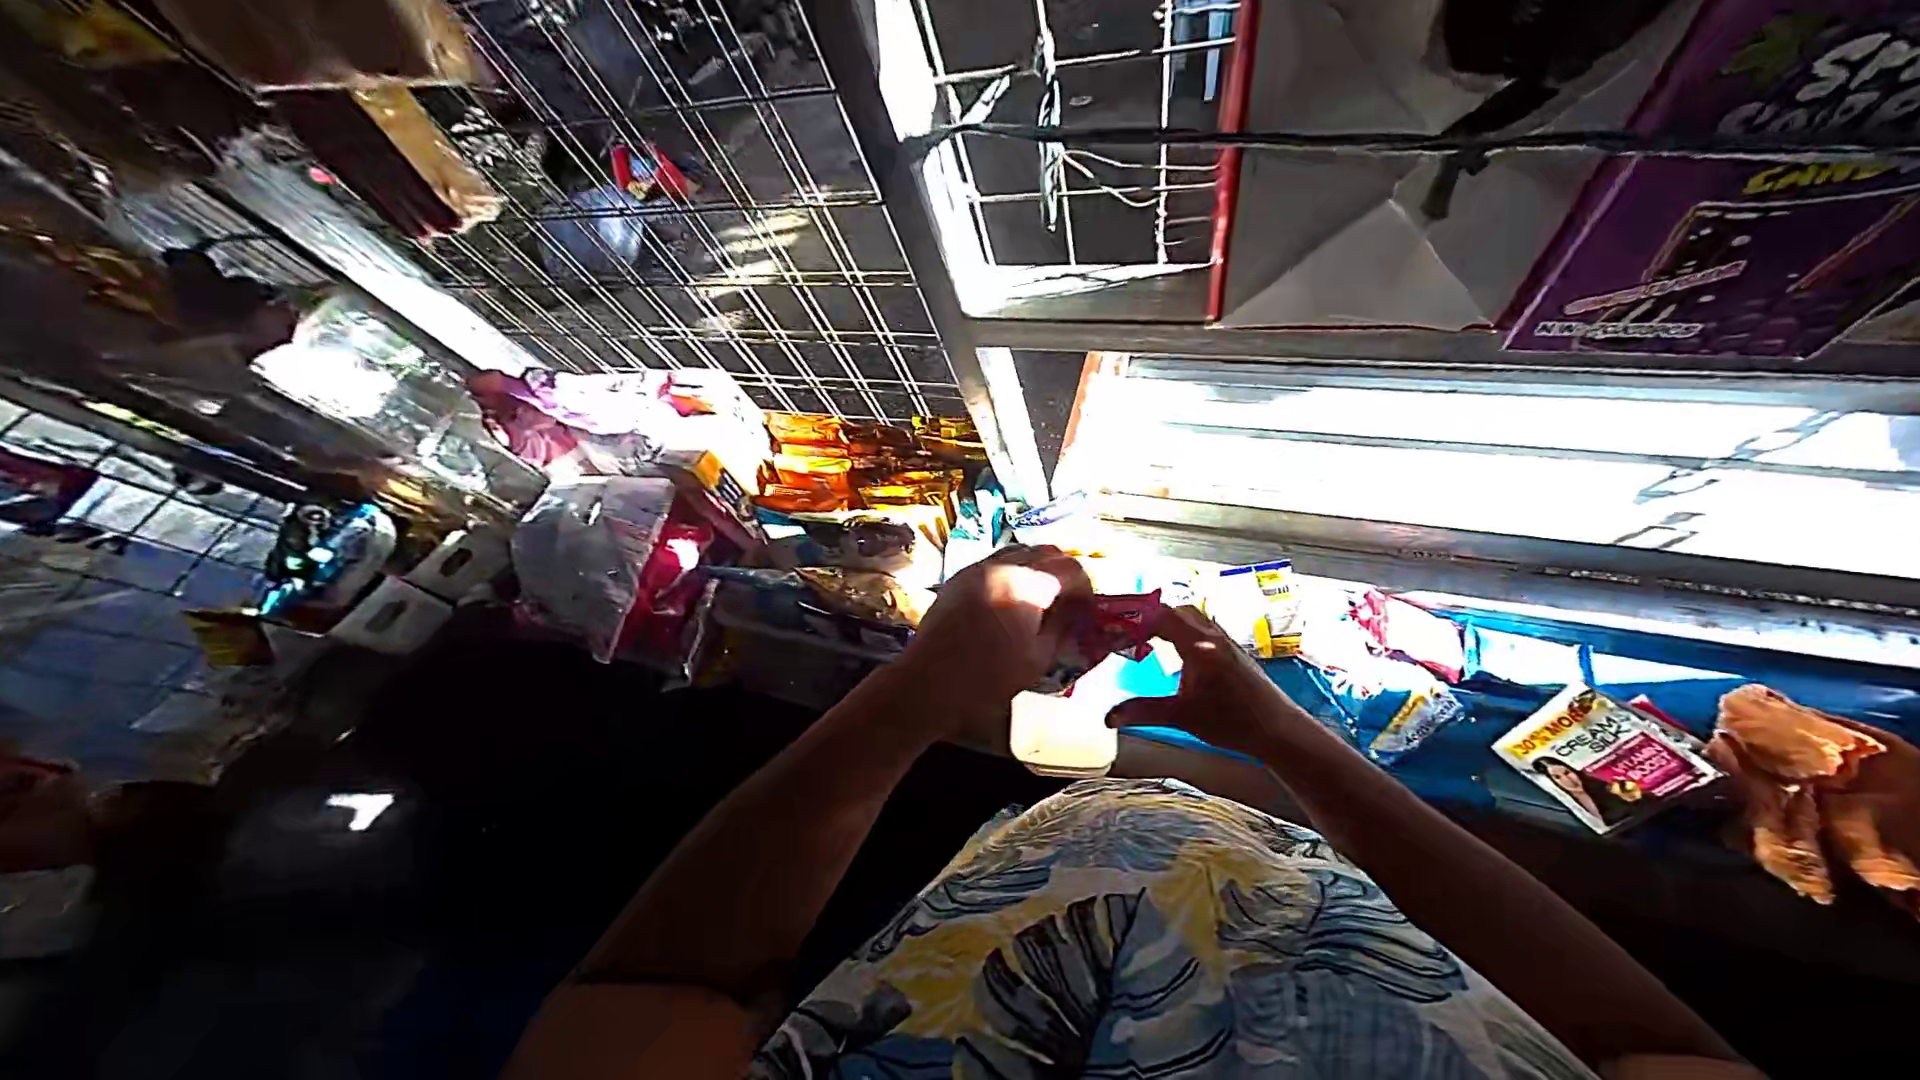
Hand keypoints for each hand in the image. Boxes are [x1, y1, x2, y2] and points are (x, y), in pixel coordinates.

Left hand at [898, 545, 1090, 706]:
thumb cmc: (986, 678)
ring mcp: (977, 568)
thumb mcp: (1038, 659)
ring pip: (1020, 553)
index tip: (1087, 610)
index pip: (1071, 568)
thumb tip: (1077, 612)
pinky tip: (1012, 603)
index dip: (1086, 588)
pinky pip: (996, 563)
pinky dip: (1013, 574)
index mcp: (1026, 584)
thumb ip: (1063, 628)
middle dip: (1064, 574)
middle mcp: (1002, 565)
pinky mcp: (959, 578)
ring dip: (1037, 570)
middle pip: (1046, 552)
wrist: (928, 683)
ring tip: (1041, 602)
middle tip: (1068, 604)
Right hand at [1105, 604, 1318, 757]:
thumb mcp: (1181, 716)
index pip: (1162, 615)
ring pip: (1193, 619)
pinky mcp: (1233, 652)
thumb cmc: (1232, 721)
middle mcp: (1212, 636)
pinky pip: (1204, 630)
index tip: (1118, 629)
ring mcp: (1226, 642)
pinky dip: (1185, 633)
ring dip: (1171, 624)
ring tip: (1150, 641)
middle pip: (1178, 611)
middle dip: (1152, 618)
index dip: (1137, 619)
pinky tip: (1179, 655)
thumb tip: (1108, 717)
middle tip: (1130, 633)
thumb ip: (1143, 712)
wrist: (1278, 730)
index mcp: (1198, 644)